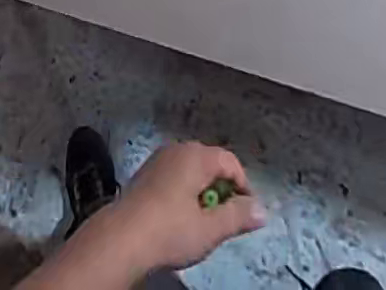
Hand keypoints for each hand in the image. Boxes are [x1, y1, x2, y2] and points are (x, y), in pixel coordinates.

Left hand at [85, 142, 269, 273]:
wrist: (123, 235)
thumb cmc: (171, 230)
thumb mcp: (210, 229)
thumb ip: (238, 216)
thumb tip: (261, 210)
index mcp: (196, 156)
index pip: (230, 161)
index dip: (243, 186)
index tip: (246, 213)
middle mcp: (178, 148)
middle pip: (211, 161)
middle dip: (223, 187)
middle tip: (225, 218)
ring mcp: (160, 157)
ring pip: (193, 168)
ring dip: (204, 189)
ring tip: (204, 219)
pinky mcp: (147, 170)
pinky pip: (176, 172)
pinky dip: (186, 188)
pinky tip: (180, 213)